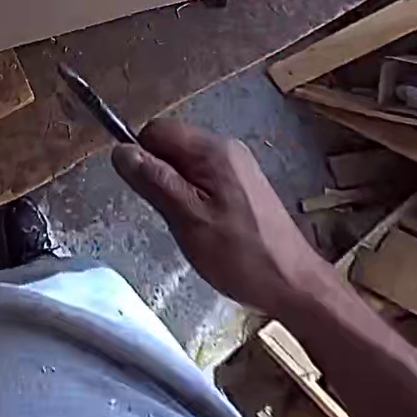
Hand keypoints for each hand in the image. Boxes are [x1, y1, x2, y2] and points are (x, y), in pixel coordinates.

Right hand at [113, 121, 338, 315]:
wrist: (297, 286)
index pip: (157, 130)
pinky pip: (203, 176)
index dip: (142, 156)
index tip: (148, 193)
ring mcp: (237, 165)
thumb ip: (154, 181)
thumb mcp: (188, 219)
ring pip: (185, 162)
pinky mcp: (244, 183)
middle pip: (171, 144)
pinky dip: (194, 196)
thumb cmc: (240, 254)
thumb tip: (119, 150)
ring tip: (189, 224)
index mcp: (212, 149)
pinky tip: (205, 226)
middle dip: (160, 174)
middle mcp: (225, 147)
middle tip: (171, 214)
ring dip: (176, 188)